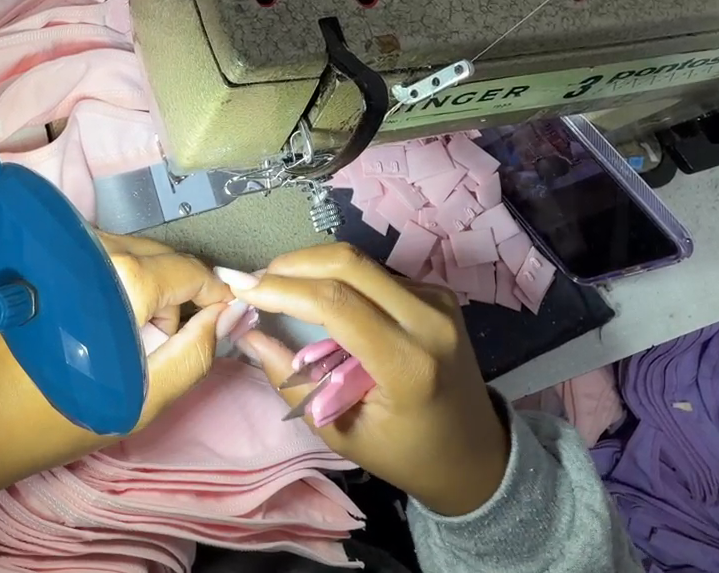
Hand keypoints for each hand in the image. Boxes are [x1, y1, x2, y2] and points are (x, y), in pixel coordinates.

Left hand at [0, 233, 230, 504]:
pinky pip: (96, 254)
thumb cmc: (52, 417)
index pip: (190, 270)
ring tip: (123, 337)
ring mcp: (64, 245)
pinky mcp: (42, 249)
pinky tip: (93, 318)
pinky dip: (110, 279)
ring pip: (129, 252)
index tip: (211, 325)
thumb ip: (195, 353)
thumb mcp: (138, 400)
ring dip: (142, 287)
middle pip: (160, 256)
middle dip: (174, 295)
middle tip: (157, 344)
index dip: (210, 297)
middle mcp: (94, 247)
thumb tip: (231, 312)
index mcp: (121, 280)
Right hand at [229, 243, 509, 515]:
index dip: (282, 289)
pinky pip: (373, 272)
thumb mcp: (343, 434)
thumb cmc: (408, 455)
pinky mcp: (436, 292)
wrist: (478, 457)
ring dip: (310, 265)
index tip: (240, 288)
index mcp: (409, 364)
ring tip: (276, 286)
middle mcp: (429, 320)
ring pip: (358, 261)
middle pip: (347, 263)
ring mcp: (437, 301)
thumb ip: (293, 382)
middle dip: (292, 264)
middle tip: (255, 281)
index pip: (335, 304)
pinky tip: (314, 295)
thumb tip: (247, 335)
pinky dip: (335, 276)